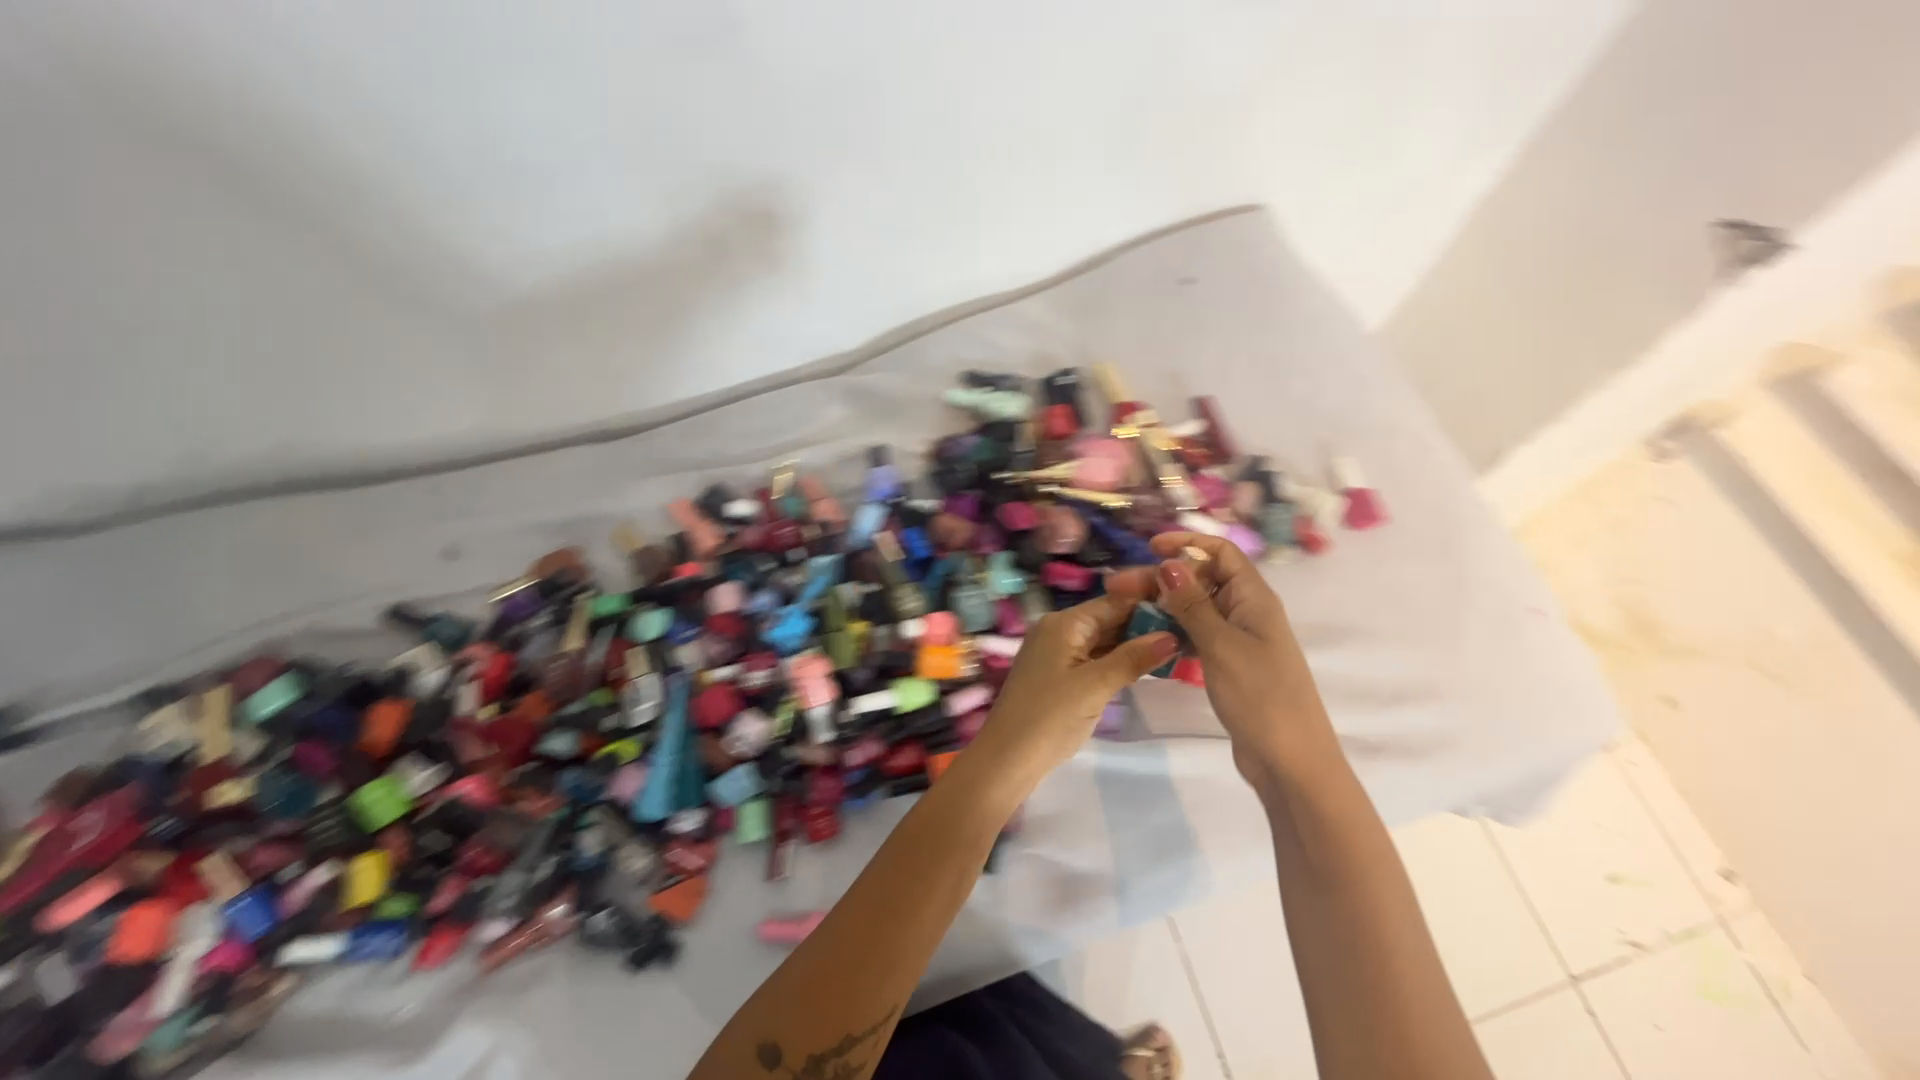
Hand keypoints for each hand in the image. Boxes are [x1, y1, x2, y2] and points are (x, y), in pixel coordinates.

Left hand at [972, 593, 1178, 776]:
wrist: (1007, 759)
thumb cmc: (1050, 717)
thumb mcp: (1095, 686)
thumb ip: (1133, 658)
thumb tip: (1173, 636)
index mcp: (1064, 623)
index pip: (1114, 602)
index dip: (1149, 602)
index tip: (1186, 607)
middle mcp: (1059, 630)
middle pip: (1109, 619)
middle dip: (1145, 625)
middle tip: (1190, 629)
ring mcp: (1057, 653)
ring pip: (1104, 640)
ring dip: (1134, 645)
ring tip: (1179, 646)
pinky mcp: (1059, 675)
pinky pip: (1095, 659)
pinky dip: (1118, 661)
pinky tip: (1147, 667)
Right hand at [1108, 533, 1335, 792]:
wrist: (1290, 760)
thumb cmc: (1260, 696)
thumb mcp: (1221, 645)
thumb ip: (1192, 604)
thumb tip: (1169, 563)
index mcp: (1253, 598)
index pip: (1221, 552)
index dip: (1187, 543)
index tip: (1149, 548)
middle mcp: (1247, 612)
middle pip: (1203, 580)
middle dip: (1163, 578)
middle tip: (1118, 587)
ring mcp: (1239, 640)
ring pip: (1197, 609)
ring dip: (1164, 606)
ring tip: (1124, 612)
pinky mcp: (1230, 666)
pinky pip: (1197, 637)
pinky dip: (1174, 633)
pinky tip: (1147, 640)